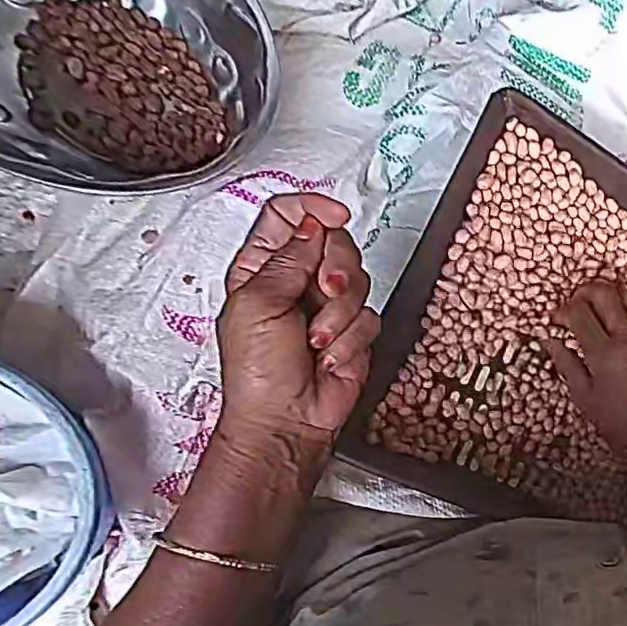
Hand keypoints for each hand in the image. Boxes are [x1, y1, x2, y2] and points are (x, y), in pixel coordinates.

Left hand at [217, 193, 379, 448]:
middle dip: (337, 267)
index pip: (289, 216)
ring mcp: (329, 307)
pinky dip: (351, 340)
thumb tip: (313, 225)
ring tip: (318, 339)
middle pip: (334, 243)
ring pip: (358, 281)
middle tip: (325, 290)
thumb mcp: (257, 303)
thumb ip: (288, 259)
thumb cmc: (257, 370)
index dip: (314, 208)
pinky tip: (328, 357)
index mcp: (263, 267)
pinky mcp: (355, 332)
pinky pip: (369, 317)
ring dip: (340, 313)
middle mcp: (298, 282)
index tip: (335, 215)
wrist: (287, 417)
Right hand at [545, 281, 626, 452]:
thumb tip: (550, 340)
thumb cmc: (613, 418)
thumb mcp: (582, 394)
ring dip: (611, 292)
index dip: (562, 311)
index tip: (555, 318)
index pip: (579, 314)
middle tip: (574, 302)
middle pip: (604, 295)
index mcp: (603, 354)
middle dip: (584, 292)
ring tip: (598, 302)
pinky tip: (620, 313)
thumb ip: (565, 363)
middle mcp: (625, 340)